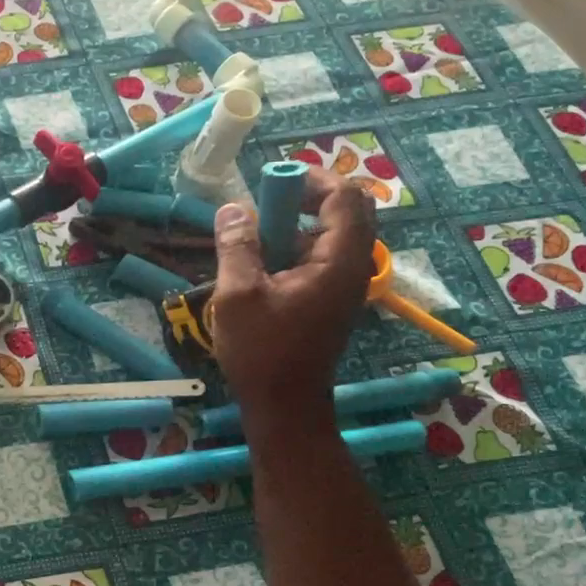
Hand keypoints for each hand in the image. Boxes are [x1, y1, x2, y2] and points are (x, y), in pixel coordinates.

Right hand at [211, 171, 376, 412]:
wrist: (284, 406)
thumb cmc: (262, 351)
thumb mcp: (238, 295)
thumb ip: (237, 247)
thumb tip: (232, 209)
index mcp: (339, 260)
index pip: (346, 197)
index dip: (312, 180)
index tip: (272, 184)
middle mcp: (353, 267)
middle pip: (347, 212)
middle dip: (307, 199)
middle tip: (266, 206)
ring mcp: (345, 286)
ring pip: (332, 236)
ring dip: (296, 227)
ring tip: (255, 238)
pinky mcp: (330, 301)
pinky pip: (321, 260)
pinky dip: (295, 251)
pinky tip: (261, 268)